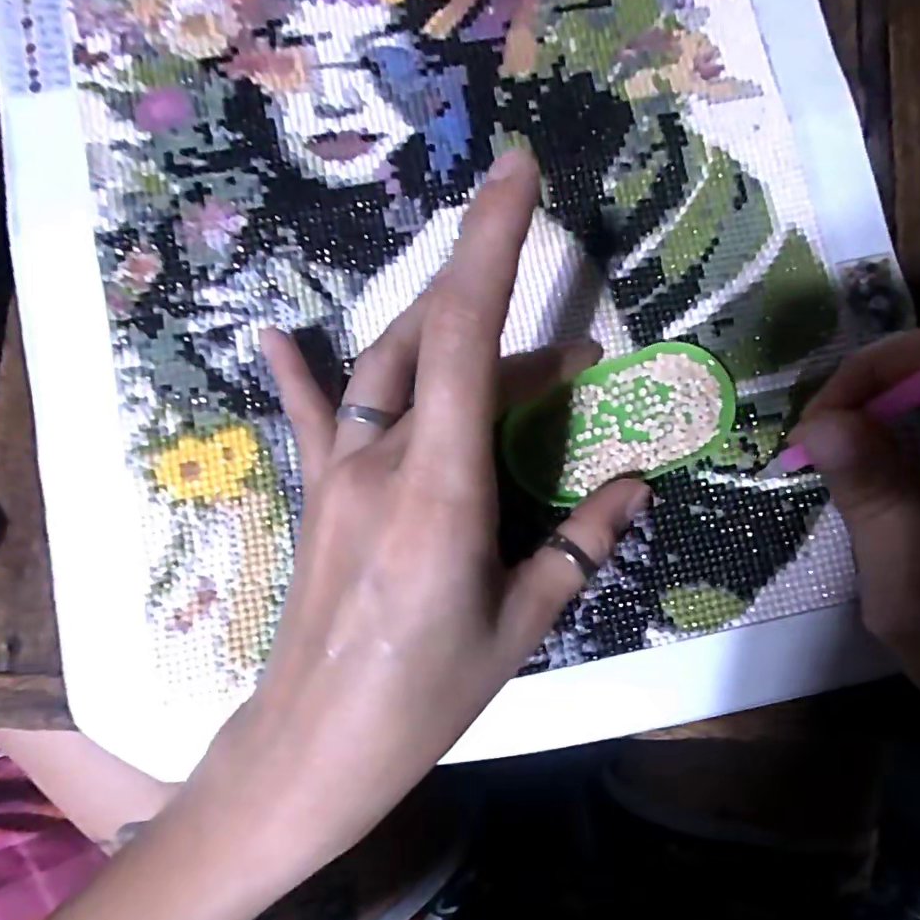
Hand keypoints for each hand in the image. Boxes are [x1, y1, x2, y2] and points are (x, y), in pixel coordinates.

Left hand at [189, 150, 650, 893]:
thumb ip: (580, 545)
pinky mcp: (316, 494)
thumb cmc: (426, 696)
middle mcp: (383, 460)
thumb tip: (638, 487)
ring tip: (512, 366)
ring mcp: (339, 472)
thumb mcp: (521, 624)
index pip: (466, 335)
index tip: (519, 174)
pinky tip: (280, 333)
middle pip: (440, 346)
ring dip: (447, 340)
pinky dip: (302, 370)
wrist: (312, 745)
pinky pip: (312, 416)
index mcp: (442, 489)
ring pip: (389, 367)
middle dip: (513, 329)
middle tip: (579, 361)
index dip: (491, 244)